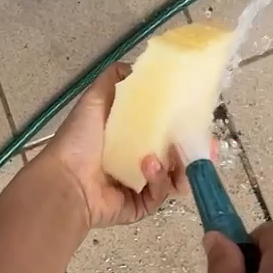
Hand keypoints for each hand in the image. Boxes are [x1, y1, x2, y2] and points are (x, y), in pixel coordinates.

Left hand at [31, 64, 186, 228]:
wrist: (65, 180)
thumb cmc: (79, 139)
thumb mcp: (95, 99)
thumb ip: (115, 81)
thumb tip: (135, 67)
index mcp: (129, 137)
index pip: (165, 131)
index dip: (184, 125)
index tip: (200, 119)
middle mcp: (136, 162)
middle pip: (175, 157)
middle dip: (191, 151)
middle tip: (206, 145)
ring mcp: (139, 186)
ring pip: (174, 178)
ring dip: (178, 166)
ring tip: (173, 154)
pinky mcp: (139, 206)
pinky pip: (159, 195)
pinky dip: (158, 180)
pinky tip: (148, 166)